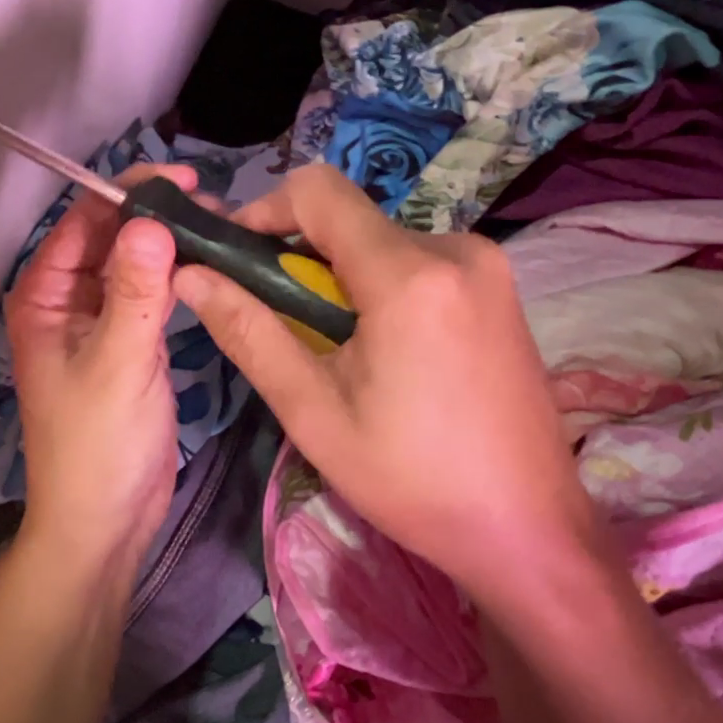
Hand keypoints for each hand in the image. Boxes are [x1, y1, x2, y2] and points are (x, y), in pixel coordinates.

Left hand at [6, 164, 194, 565]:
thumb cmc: (98, 444)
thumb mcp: (118, 362)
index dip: (129, 193)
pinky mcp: (128, 346)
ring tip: (223, 224)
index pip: (83, 222)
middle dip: (156, 216)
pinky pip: (150, 297)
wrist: (103, 523)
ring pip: (134, 265)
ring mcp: (99, 323)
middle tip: (216, 201)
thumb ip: (136, 291)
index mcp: (44, 296)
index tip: (184, 179)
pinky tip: (212, 264)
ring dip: (170, 245)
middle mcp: (66, 301)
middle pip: (110, 238)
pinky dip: (176, 279)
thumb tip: (152, 219)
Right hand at [172, 164, 598, 591]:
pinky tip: (380, 350)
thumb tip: (190, 275)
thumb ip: (248, 332)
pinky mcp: (498, 287)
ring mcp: (485, 266)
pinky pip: (416, 259)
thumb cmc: (413, 480)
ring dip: (338, 275)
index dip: (263, 209)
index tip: (238, 257)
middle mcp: (456, 249)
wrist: (532, 532)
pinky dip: (377, 285)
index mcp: (409, 275)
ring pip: (379, 239)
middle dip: (299, 256)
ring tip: (330, 347)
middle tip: (279, 321)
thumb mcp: (313, 412)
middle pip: (347, 217)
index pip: (317, 190)